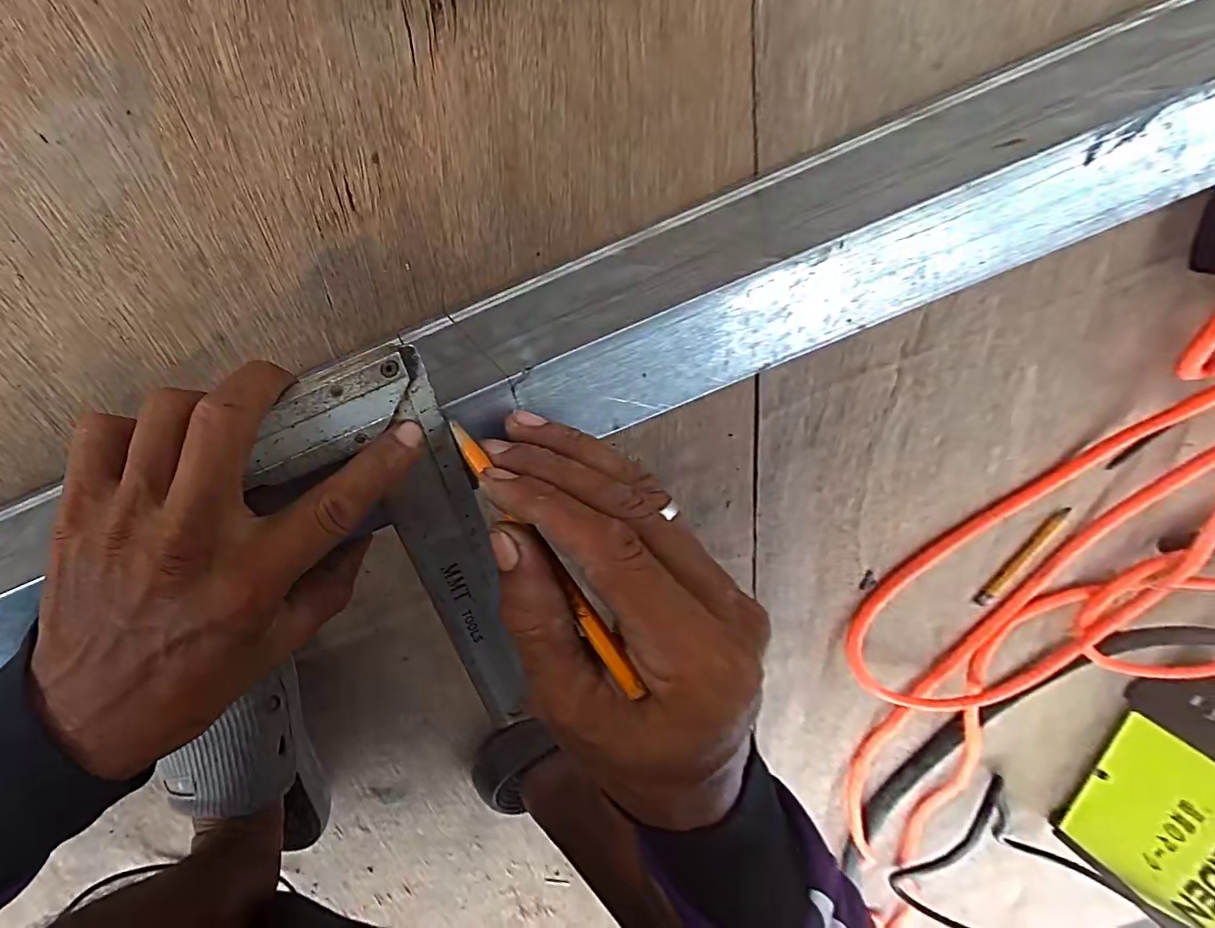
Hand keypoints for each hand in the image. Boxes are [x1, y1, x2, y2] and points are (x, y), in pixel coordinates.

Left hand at [30, 360, 425, 779]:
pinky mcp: (79, 509)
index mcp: (246, 577)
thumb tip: (362, 531)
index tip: (404, 432)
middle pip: (226, 417)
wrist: (84, 716)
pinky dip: (126, 427)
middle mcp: (188, 534)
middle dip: (261, 381)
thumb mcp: (273, 649)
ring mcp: (126, 515)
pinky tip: (142, 454)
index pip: (328, 506)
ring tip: (206, 427)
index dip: (377, 462)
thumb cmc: (188, 684)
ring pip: (164, 410)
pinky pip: (99, 429)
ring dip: (197, 404)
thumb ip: (325, 587)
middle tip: (275, 389)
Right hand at [479, 411, 769, 830]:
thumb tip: (507, 535)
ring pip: (646, 495)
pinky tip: (559, 449)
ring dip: (578, 455)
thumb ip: (535, 619)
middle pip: (634, 509)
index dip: (548, 506)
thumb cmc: (622, 756)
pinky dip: (599, 471)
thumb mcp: (563, 704)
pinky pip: (650, 507)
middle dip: (556, 470)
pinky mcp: (706, 572)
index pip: (615, 551)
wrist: (692, 785)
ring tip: (520, 428)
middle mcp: (723, 606)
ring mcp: (722, 584)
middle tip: (493, 449)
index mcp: (695, 653)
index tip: (491, 480)